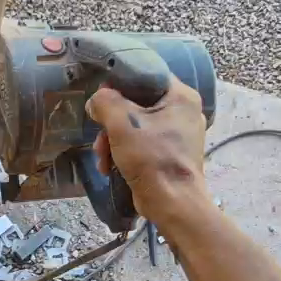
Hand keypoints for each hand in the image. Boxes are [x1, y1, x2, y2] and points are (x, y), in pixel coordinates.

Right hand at [86, 79, 211, 227]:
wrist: (172, 205)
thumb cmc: (153, 160)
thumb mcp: (122, 124)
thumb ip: (105, 102)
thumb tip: (97, 100)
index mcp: (181, 96)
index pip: (146, 75)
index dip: (120, 83)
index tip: (102, 96)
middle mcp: (183, 111)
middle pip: (137, 103)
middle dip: (112, 121)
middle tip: (100, 135)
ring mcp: (177, 134)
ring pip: (135, 125)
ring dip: (113, 140)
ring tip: (103, 157)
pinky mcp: (169, 153)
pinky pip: (141, 142)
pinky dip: (123, 152)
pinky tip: (110, 167)